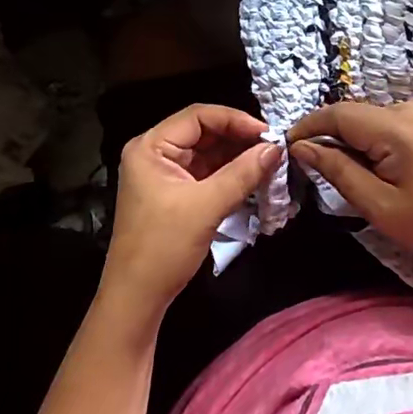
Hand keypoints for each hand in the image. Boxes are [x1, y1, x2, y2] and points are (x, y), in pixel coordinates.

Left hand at [107, 104, 280, 314]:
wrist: (137, 297)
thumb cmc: (164, 246)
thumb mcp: (206, 207)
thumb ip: (242, 173)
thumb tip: (275, 149)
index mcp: (150, 146)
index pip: (198, 116)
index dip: (235, 120)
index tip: (267, 134)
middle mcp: (155, 153)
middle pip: (204, 132)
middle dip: (239, 139)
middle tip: (273, 149)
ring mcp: (165, 174)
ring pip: (208, 154)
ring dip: (238, 157)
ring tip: (270, 163)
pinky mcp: (175, 194)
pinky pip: (207, 174)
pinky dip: (230, 175)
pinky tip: (255, 178)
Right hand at [288, 101, 412, 276]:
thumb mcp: (376, 203)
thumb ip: (337, 170)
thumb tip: (301, 148)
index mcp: (397, 128)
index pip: (338, 115)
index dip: (307, 127)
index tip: (285, 148)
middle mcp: (405, 110)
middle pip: (348, 114)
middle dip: (322, 135)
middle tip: (302, 164)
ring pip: (359, 119)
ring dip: (340, 139)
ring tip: (328, 169)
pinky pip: (374, 125)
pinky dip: (358, 141)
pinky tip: (355, 165)